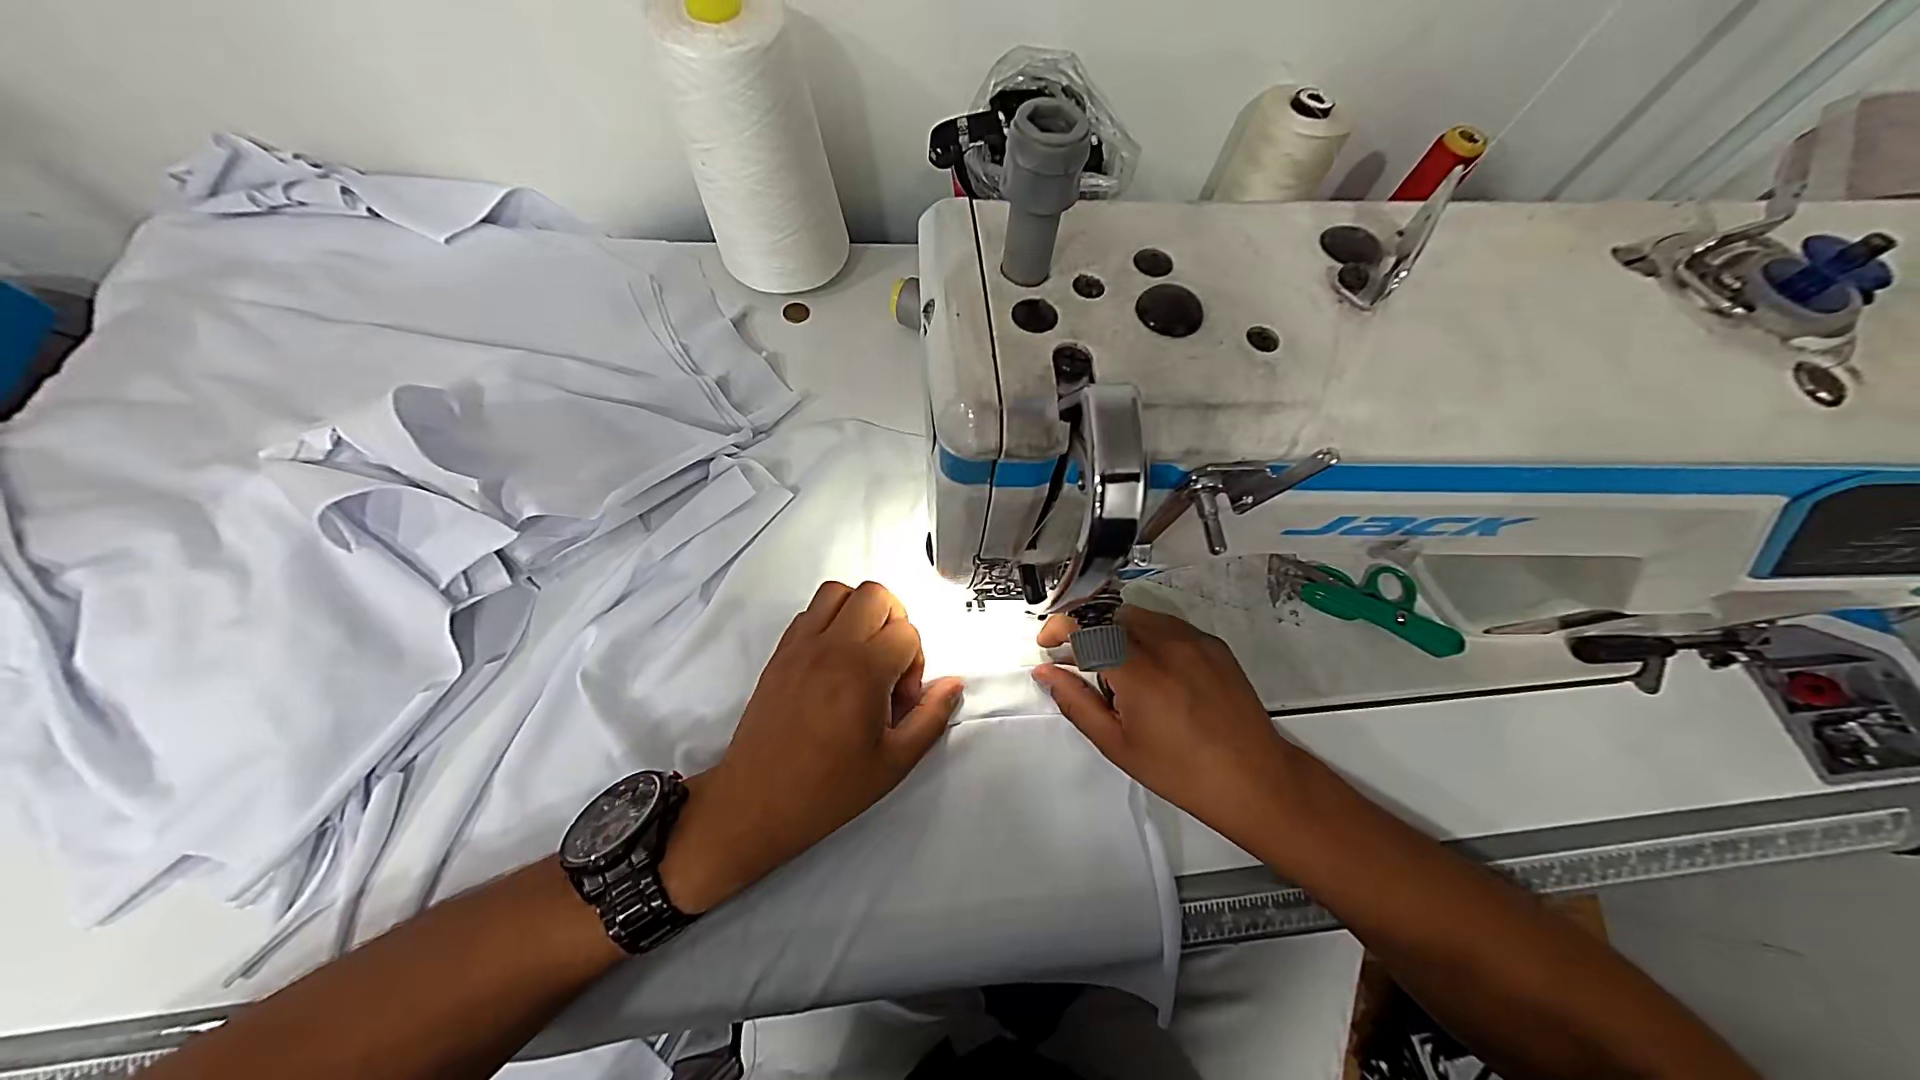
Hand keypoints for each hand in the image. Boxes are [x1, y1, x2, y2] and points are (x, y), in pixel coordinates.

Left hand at [658, 581, 963, 913]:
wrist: (756, 802)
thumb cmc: (821, 789)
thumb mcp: (893, 763)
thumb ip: (930, 717)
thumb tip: (951, 686)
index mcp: (860, 673)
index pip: (907, 632)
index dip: (916, 664)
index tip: (902, 696)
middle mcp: (829, 650)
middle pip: (876, 595)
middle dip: (896, 621)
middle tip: (893, 661)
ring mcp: (800, 648)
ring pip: (838, 591)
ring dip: (861, 611)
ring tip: (866, 652)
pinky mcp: (780, 654)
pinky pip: (810, 612)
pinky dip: (831, 621)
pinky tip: (837, 659)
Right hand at [1032, 606, 1305, 843]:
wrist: (1253, 778)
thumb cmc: (1184, 771)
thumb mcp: (1116, 743)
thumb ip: (1075, 702)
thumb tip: (1048, 673)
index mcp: (1140, 673)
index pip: (1086, 625)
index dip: (1058, 627)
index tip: (1049, 642)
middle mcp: (1168, 646)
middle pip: (1109, 614)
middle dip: (1086, 631)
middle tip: (1080, 663)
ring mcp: (1194, 641)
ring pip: (1137, 615)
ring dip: (1115, 632)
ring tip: (1119, 672)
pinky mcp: (1213, 644)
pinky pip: (1167, 625)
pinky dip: (1146, 637)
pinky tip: (1151, 671)